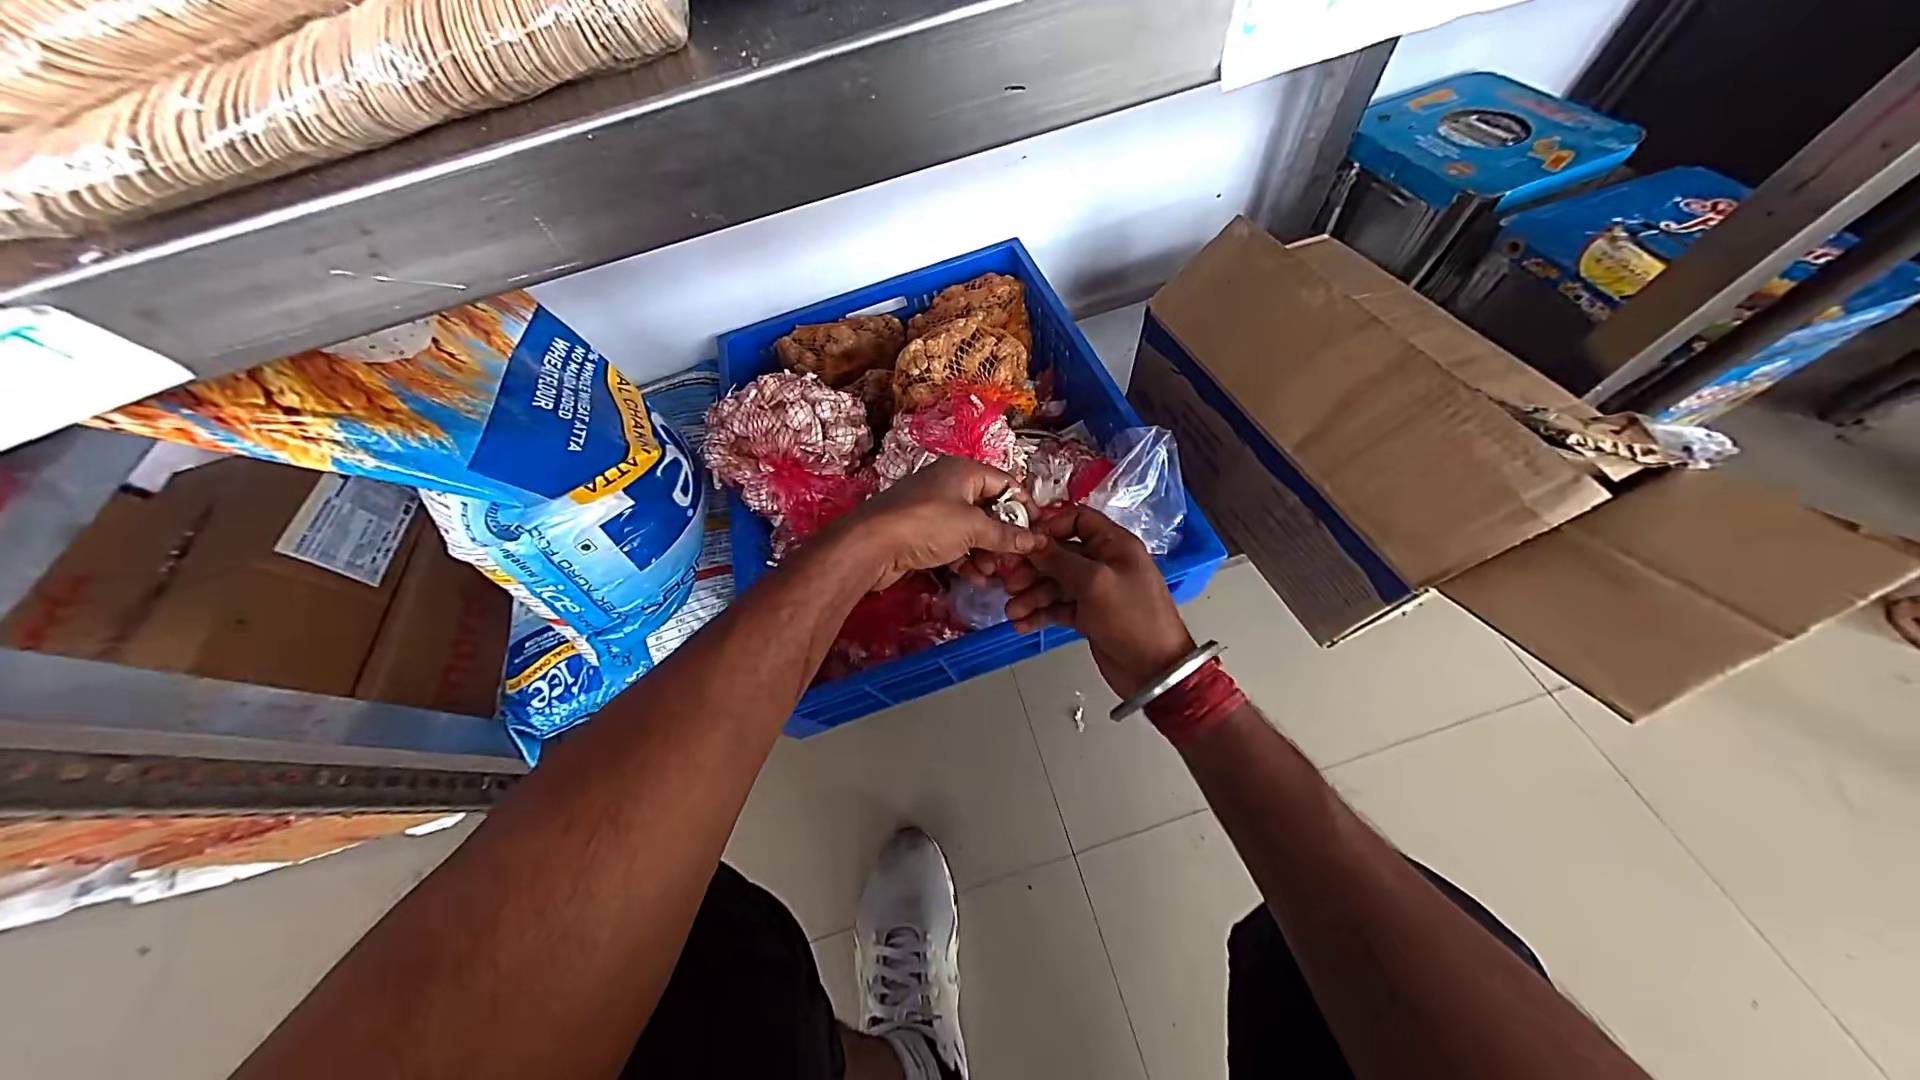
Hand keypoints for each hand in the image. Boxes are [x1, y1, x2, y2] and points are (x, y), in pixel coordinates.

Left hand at [832, 457, 1039, 591]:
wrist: (872, 545)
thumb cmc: (927, 525)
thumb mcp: (973, 528)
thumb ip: (1006, 535)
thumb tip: (1034, 541)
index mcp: (963, 471)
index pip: (1005, 483)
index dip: (1025, 506)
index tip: (1039, 530)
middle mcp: (948, 485)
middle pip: (988, 508)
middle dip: (1003, 535)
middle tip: (1015, 558)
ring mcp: (932, 509)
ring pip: (970, 529)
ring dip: (985, 551)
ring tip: (993, 572)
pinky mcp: (920, 532)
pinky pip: (951, 542)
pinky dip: (964, 558)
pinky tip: (974, 577)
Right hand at [1000, 505, 1195, 698]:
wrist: (1154, 670)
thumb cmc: (1132, 618)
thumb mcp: (1094, 582)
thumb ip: (1060, 560)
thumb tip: (1032, 543)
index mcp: (1114, 545)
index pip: (1078, 520)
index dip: (1050, 527)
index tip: (1024, 541)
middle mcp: (1104, 563)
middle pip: (1060, 554)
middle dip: (1033, 568)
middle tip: (1010, 582)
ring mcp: (1095, 591)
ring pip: (1055, 584)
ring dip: (1031, 595)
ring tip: (1012, 611)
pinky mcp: (1087, 616)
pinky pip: (1058, 607)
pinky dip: (1040, 614)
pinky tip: (1023, 623)